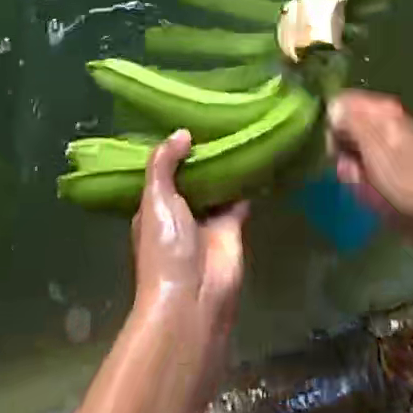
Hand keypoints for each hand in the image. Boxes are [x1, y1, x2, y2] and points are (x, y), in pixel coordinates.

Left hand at [130, 131, 247, 327]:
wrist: (195, 294)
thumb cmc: (166, 248)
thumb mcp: (156, 201)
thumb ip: (164, 165)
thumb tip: (182, 132)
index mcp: (154, 207)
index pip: (163, 172)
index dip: (173, 150)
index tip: (188, 121)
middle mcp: (180, 211)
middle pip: (193, 176)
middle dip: (202, 154)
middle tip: (219, 118)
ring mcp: (208, 218)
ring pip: (218, 183)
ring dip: (226, 164)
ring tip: (239, 129)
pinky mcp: (233, 224)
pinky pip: (241, 196)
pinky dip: (249, 180)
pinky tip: (258, 155)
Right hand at [326, 91, 412, 246]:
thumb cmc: (406, 182)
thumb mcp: (374, 149)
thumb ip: (351, 123)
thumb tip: (332, 106)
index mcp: (382, 110)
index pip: (341, 103)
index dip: (330, 124)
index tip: (333, 146)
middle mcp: (384, 121)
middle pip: (343, 129)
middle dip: (340, 151)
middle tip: (351, 170)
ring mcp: (387, 144)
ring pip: (349, 152)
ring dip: (349, 170)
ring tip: (363, 184)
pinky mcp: (388, 166)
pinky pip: (360, 169)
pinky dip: (359, 181)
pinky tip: (369, 192)